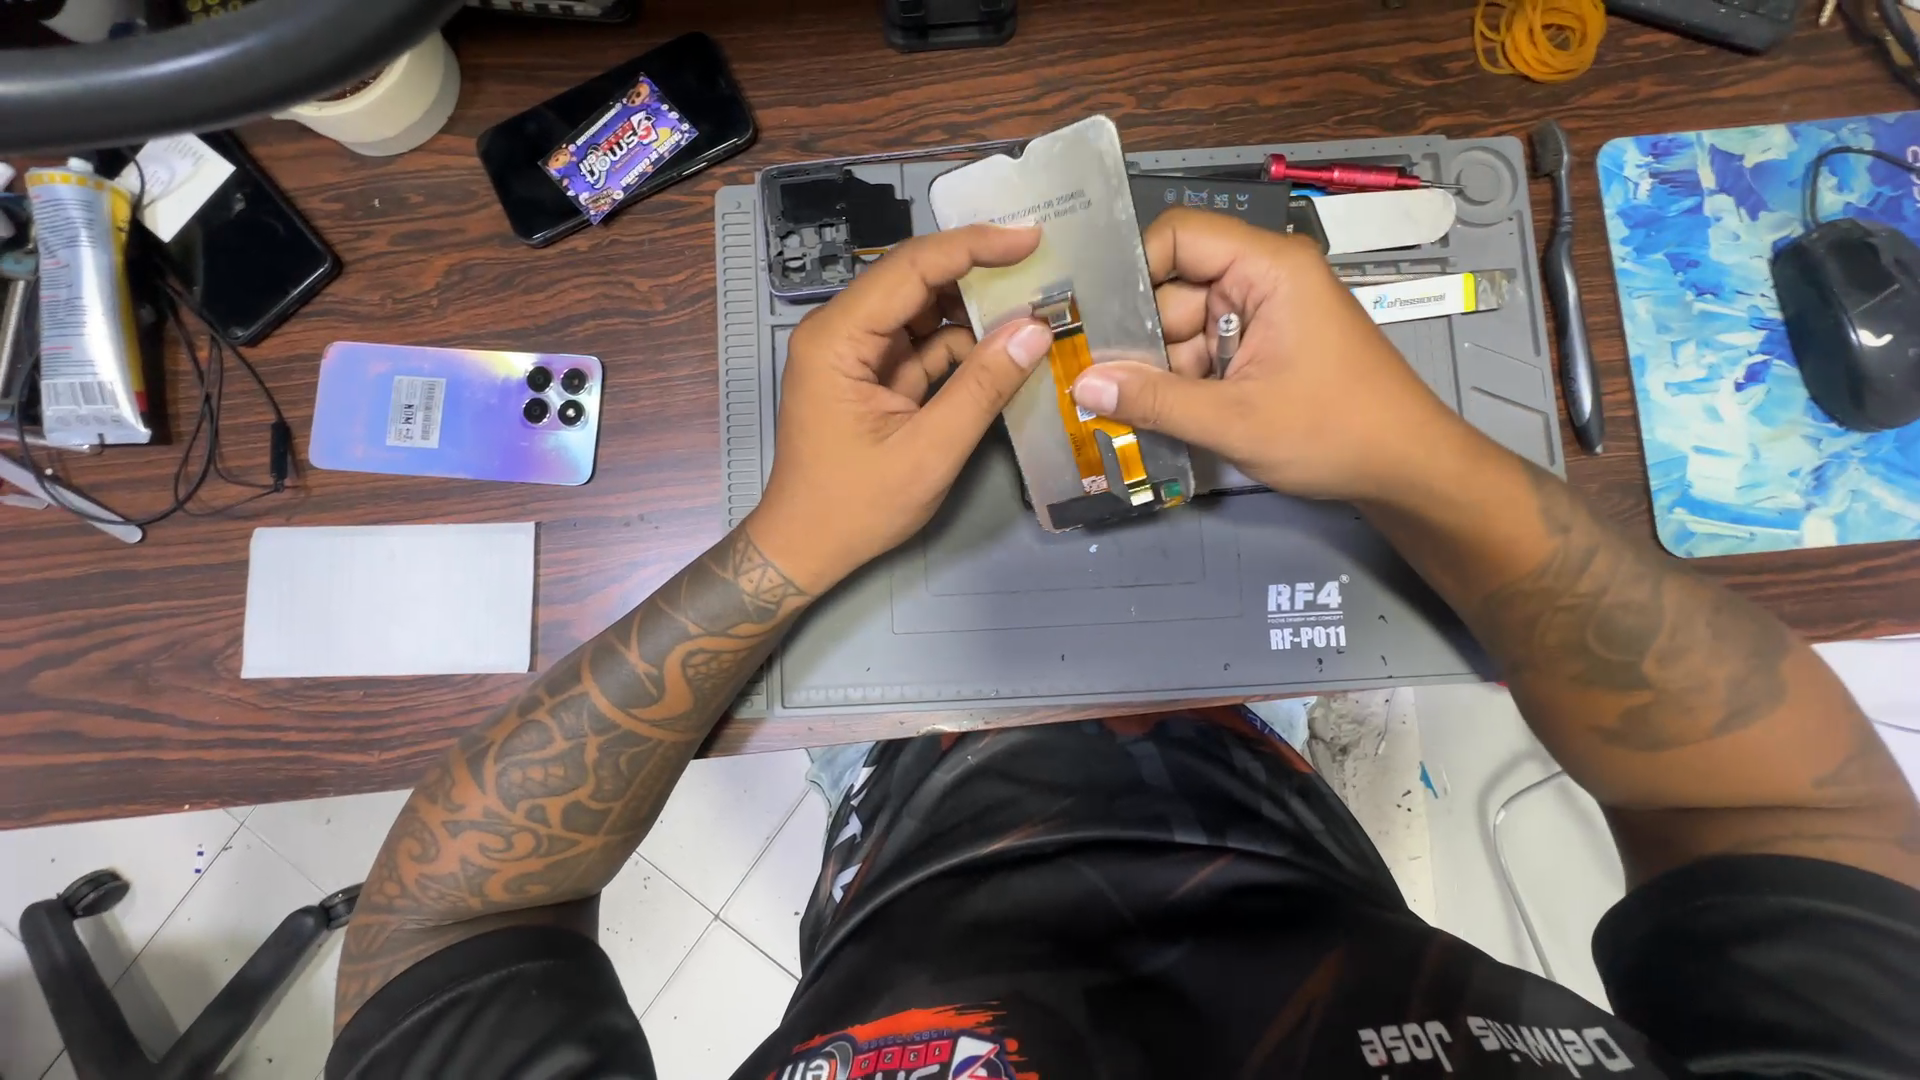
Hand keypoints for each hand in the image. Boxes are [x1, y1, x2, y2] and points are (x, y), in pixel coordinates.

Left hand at [745, 225, 1053, 592]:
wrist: (807, 547)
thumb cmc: (858, 506)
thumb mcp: (929, 451)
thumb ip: (982, 388)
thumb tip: (1036, 330)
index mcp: (838, 338)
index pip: (911, 268)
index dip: (974, 247)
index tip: (1031, 237)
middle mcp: (841, 333)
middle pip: (915, 281)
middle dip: (977, 275)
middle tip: (1041, 270)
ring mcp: (855, 356)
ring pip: (921, 312)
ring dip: (973, 313)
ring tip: (1032, 311)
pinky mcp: (870, 378)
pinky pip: (920, 347)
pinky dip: (960, 349)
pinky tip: (1002, 352)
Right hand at [1068, 208, 1471, 502]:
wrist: (1403, 471)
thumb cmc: (1333, 432)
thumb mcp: (1234, 420)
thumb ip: (1154, 401)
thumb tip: (1081, 386)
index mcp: (1267, 269)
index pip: (1178, 237)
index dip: (1133, 271)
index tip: (1097, 322)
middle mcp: (1260, 282)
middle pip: (1172, 291)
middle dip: (1142, 341)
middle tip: (1101, 386)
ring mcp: (1260, 318)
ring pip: (1180, 330)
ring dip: (1159, 372)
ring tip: (1131, 411)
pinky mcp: (1259, 351)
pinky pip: (1200, 356)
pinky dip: (1179, 385)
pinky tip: (1160, 416)